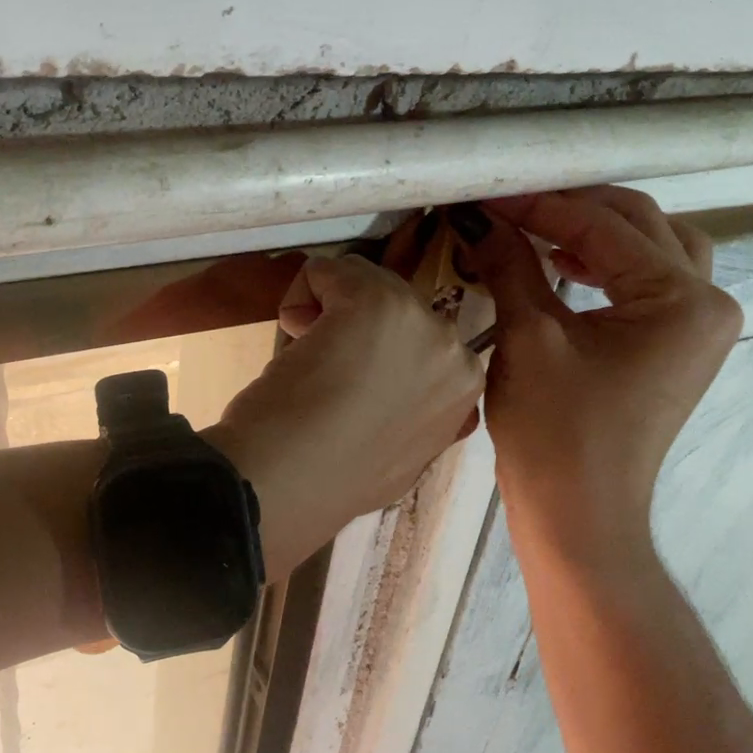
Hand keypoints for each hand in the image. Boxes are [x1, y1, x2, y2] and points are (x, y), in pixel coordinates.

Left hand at [204, 253, 484, 571]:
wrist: (289, 482)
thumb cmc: (327, 476)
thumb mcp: (393, 451)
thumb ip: (407, 414)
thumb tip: (390, 395)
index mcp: (464, 393)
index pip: (418, 342)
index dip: (376, 355)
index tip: (350, 385)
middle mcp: (455, 355)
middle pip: (397, 309)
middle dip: (357, 330)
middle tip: (324, 374)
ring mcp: (422, 325)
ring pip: (366, 285)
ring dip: (331, 312)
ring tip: (309, 362)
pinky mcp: (378, 300)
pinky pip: (332, 269)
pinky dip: (302, 293)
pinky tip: (294, 336)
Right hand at [452, 187, 741, 564]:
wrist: (577, 511)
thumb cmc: (554, 429)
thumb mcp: (526, 337)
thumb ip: (509, 264)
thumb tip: (476, 216)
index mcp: (682, 299)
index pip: (604, 226)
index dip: (539, 205)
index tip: (484, 196)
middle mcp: (708, 302)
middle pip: (642, 224)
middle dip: (573, 207)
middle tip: (509, 205)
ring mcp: (699, 326)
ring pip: (653, 247)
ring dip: (597, 230)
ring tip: (536, 228)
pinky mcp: (678, 345)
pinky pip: (648, 280)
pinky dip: (607, 262)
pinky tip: (561, 263)